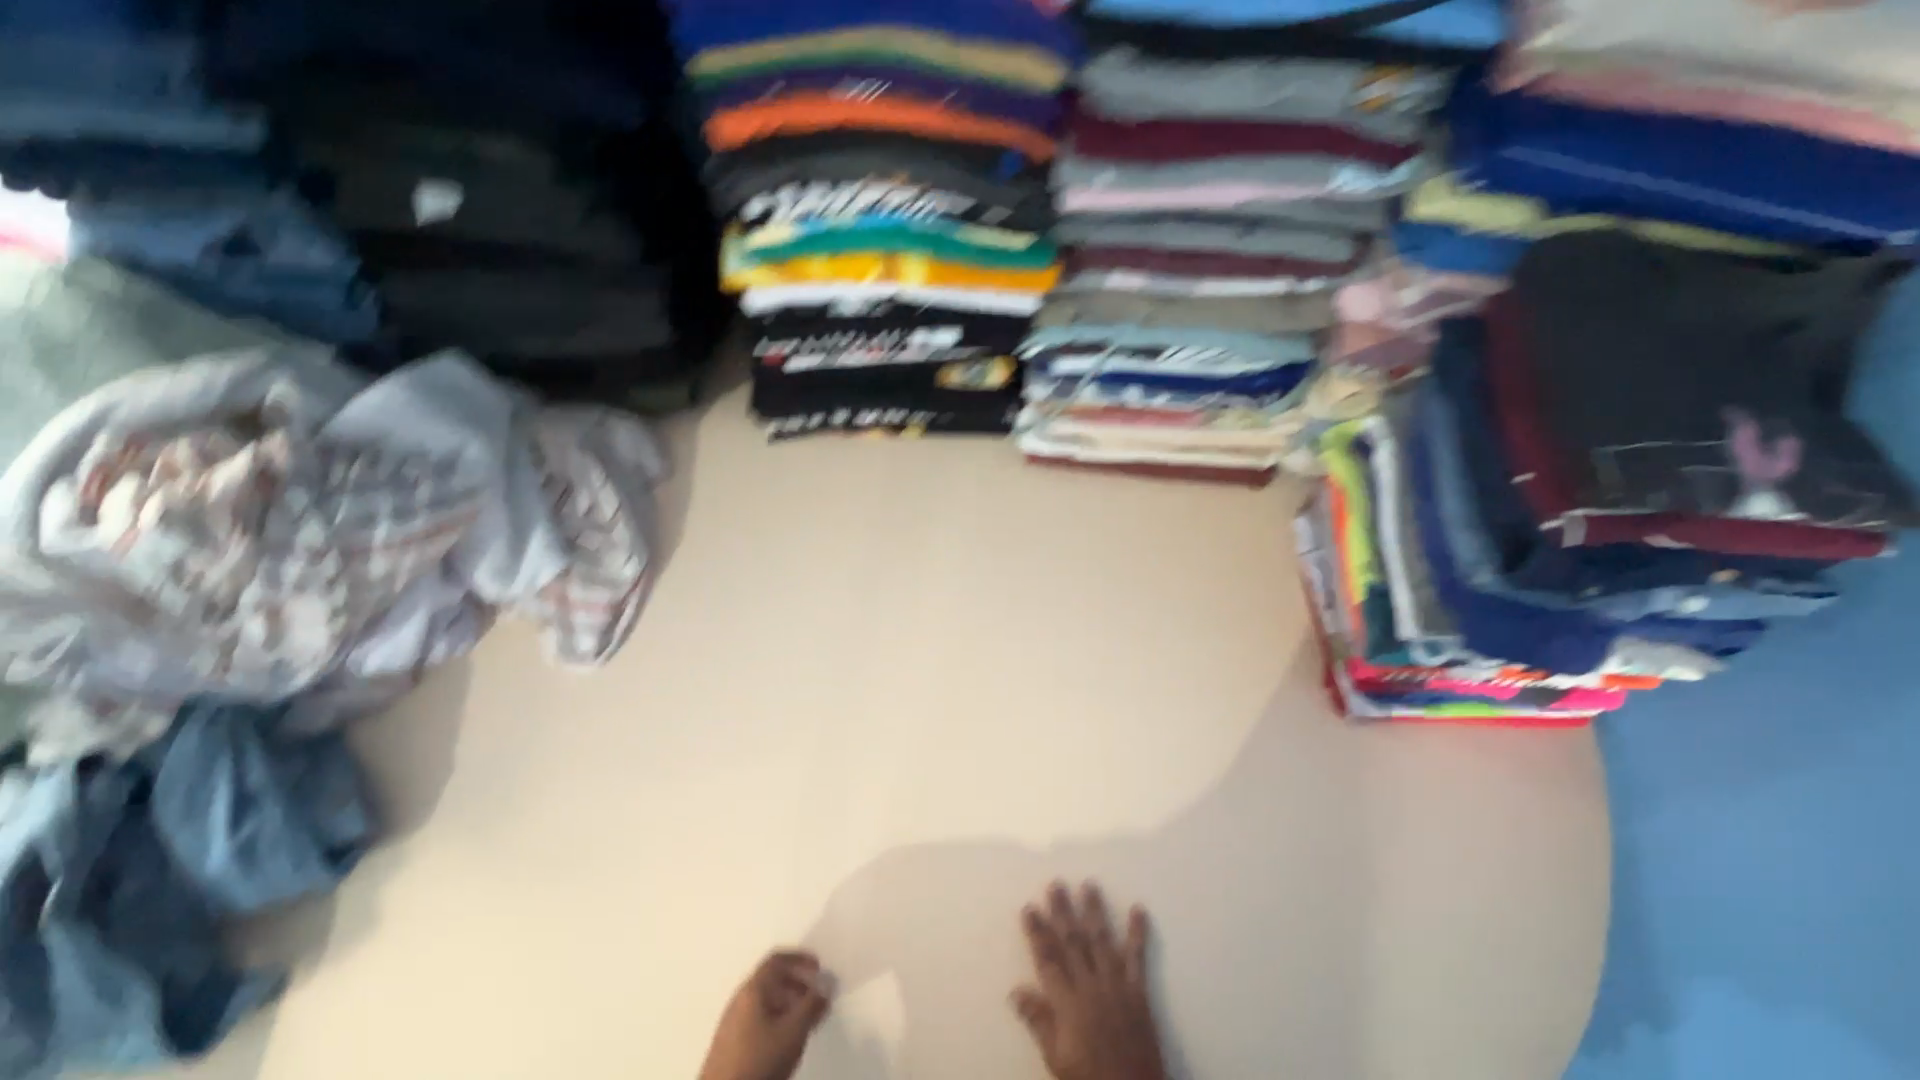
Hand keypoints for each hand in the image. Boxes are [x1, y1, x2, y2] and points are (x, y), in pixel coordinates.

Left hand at [698, 951, 831, 1079]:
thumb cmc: (760, 1057)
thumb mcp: (794, 1030)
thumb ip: (812, 1004)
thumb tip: (826, 983)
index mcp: (752, 990)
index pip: (776, 960)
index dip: (800, 959)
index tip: (818, 967)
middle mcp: (739, 1000)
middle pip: (771, 980)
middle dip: (797, 984)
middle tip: (816, 996)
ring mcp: (733, 1021)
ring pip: (765, 1001)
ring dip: (789, 1004)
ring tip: (806, 1020)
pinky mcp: (731, 1041)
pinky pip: (758, 1018)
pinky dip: (777, 1019)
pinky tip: (787, 1038)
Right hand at [1012, 882, 1168, 1079]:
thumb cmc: (1088, 1077)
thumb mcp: (1056, 1057)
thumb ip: (1038, 1021)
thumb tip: (1015, 990)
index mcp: (1067, 1002)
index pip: (1047, 959)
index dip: (1037, 932)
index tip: (1030, 908)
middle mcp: (1090, 986)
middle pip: (1073, 942)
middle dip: (1063, 911)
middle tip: (1056, 884)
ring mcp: (1116, 986)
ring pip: (1102, 941)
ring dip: (1095, 912)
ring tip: (1089, 885)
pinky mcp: (1139, 992)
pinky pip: (1138, 958)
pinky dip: (1138, 933)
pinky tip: (1138, 910)